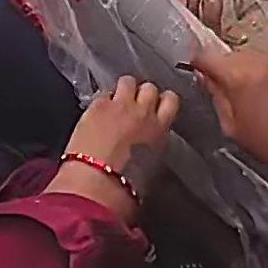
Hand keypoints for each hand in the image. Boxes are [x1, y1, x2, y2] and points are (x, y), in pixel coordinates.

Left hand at [48, 77, 178, 221]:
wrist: (97, 183)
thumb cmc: (128, 187)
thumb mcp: (153, 168)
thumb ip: (154, 146)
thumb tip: (149, 143)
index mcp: (161, 129)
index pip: (171, 99)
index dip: (162, 100)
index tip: (155, 107)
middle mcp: (143, 112)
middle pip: (149, 87)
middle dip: (142, 94)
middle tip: (134, 106)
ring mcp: (119, 105)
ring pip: (128, 80)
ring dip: (124, 89)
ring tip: (117, 102)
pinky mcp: (96, 105)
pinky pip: (104, 92)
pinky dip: (103, 100)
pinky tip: (98, 111)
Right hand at [189, 42, 267, 167]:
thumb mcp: (230, 125)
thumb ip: (215, 95)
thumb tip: (205, 76)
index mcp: (238, 77)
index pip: (207, 56)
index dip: (199, 63)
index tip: (200, 70)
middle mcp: (260, 62)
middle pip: (231, 54)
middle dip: (225, 67)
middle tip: (229, 87)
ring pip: (253, 55)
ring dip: (247, 67)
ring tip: (255, 91)